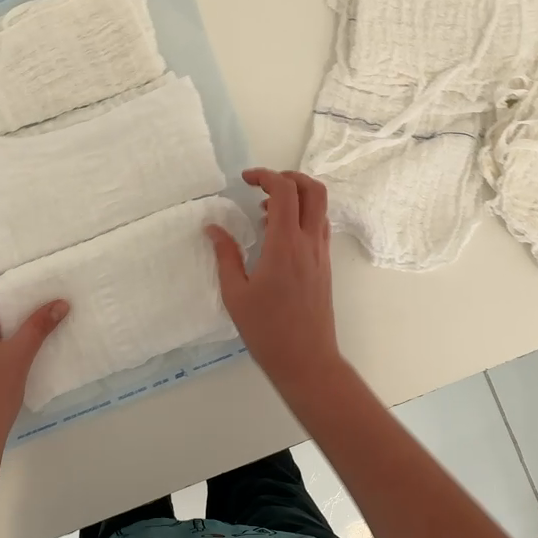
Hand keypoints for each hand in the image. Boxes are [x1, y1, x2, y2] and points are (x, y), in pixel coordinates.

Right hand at [206, 168, 343, 389]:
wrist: (307, 361)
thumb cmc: (267, 331)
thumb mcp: (235, 294)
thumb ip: (225, 255)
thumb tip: (213, 228)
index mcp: (285, 245)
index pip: (285, 191)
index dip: (266, 175)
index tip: (245, 179)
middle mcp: (309, 243)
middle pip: (314, 190)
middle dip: (288, 177)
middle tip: (262, 186)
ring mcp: (320, 254)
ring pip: (320, 207)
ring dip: (297, 197)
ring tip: (265, 211)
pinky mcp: (324, 266)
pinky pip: (318, 226)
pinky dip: (301, 216)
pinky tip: (277, 235)